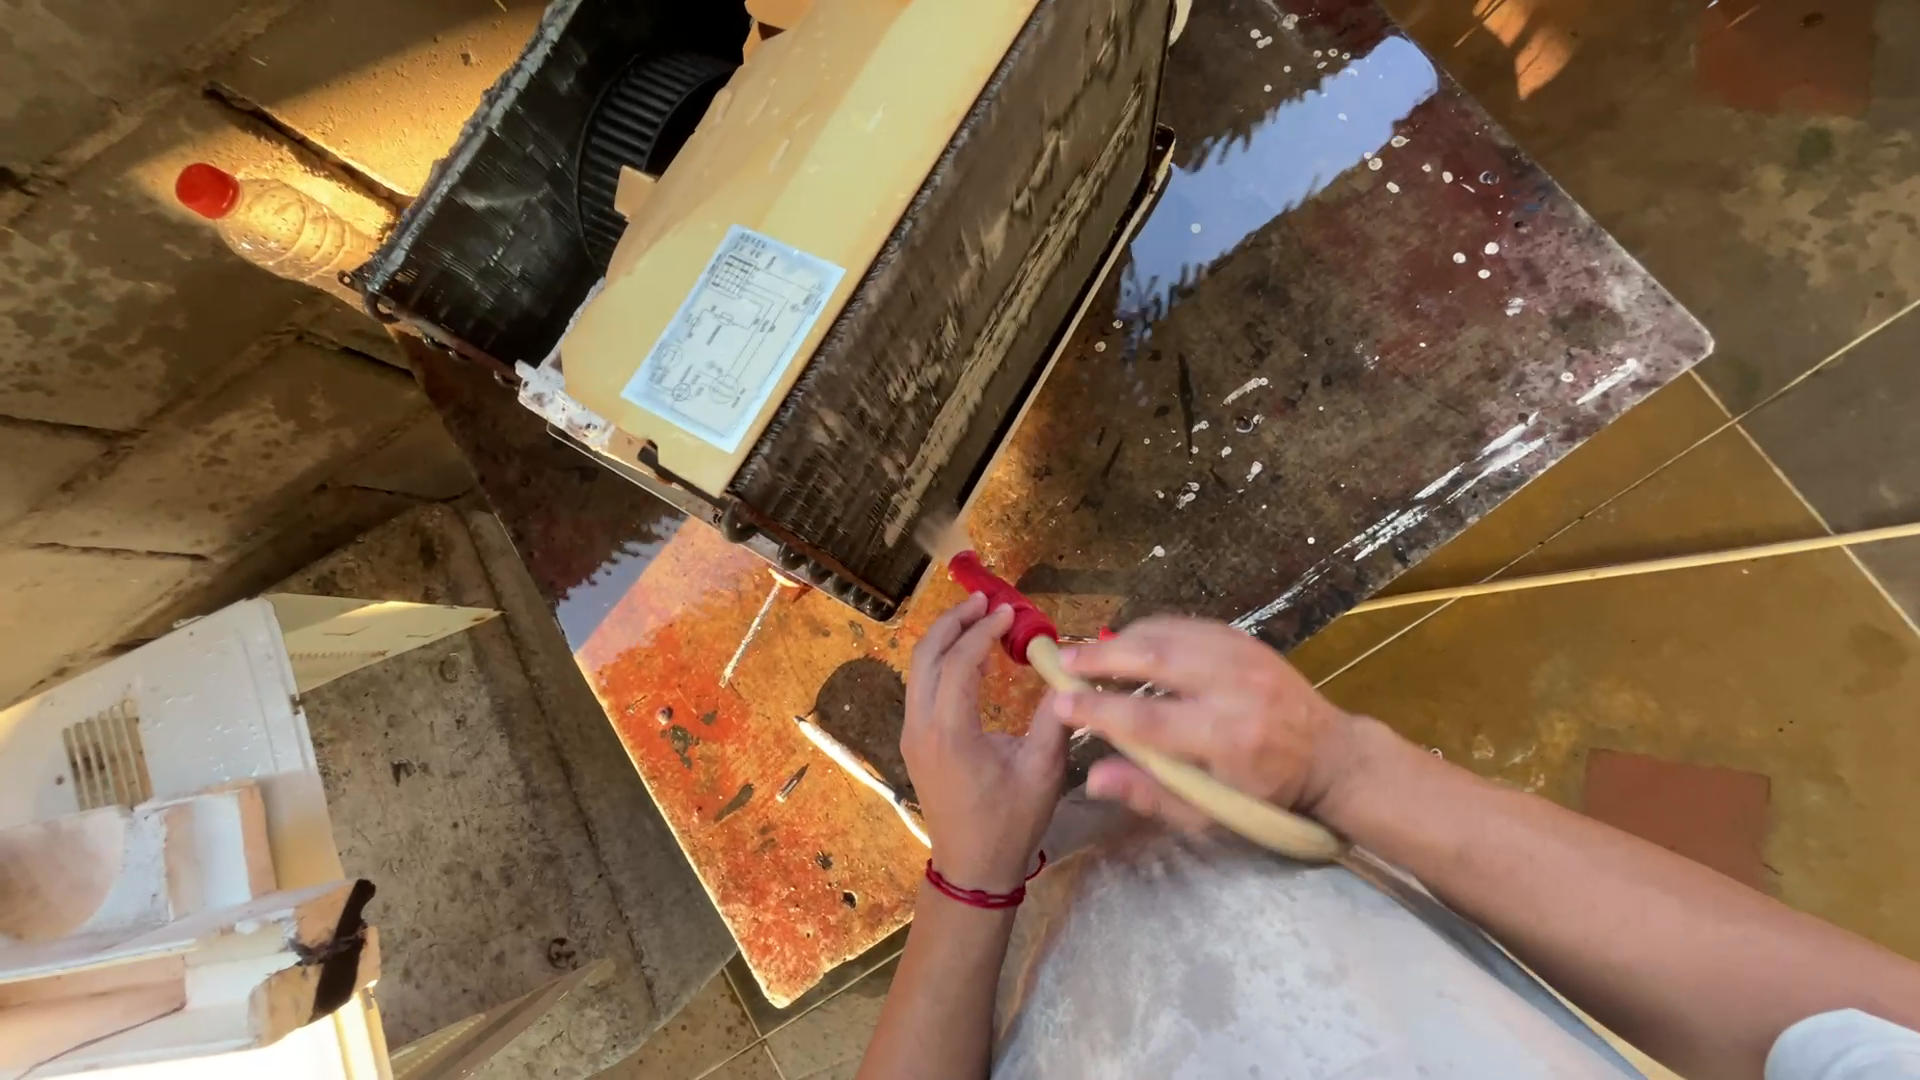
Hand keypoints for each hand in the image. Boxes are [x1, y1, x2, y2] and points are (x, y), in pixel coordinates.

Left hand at [904, 594, 1068, 892]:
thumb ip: (1054, 719)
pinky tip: (971, 656)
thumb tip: (1068, 677)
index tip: (1009, 613)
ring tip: (977, 618)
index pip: (959, 663)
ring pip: (918, 669)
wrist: (972, 868)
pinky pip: (922, 686)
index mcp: (950, 733)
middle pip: (925, 655)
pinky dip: (942, 661)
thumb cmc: (1009, 822)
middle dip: (953, 622)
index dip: (983, 632)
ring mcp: (912, 733)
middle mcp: (921, 726)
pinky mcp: (915, 739)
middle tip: (983, 601)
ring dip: (945, 638)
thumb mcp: (1041, 772)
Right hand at [1055, 616, 1363, 828]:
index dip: (1099, 711)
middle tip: (1062, 662)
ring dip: (1119, 640)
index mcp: (1228, 740)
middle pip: (1154, 659)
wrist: (1332, 755)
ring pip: (1167, 633)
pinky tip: (1126, 642)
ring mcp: (1242, 655)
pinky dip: (1148, 630)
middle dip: (1101, 658)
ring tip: (1086, 652)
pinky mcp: (1244, 638)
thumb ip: (1152, 793)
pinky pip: (1184, 624)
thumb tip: (1093, 776)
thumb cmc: (1266, 795)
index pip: (1149, 720)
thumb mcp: (1213, 813)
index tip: (1060, 705)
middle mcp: (1235, 688)